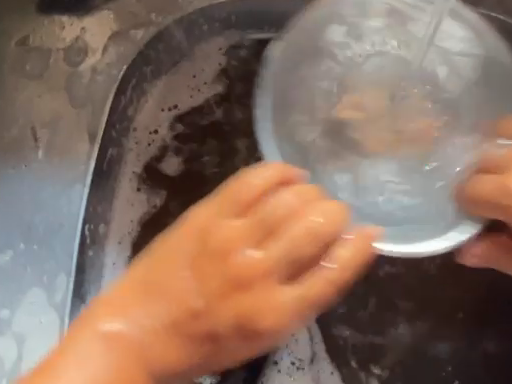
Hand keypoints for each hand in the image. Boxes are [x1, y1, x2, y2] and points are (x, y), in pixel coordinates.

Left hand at [72, 162, 379, 383]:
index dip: (360, 247)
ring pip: (290, 199)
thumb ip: (299, 297)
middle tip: (334, 212)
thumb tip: (336, 254)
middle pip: (317, 227)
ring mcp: (233, 239)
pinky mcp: (209, 213)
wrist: (139, 330)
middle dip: (335, 213)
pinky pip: (254, 179)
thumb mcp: (262, 335)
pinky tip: (290, 173)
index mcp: (277, 314)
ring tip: (311, 194)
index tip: (371, 230)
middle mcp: (260, 274)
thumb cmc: (205, 340)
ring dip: (311, 192)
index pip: (334, 272)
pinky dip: (279, 171)